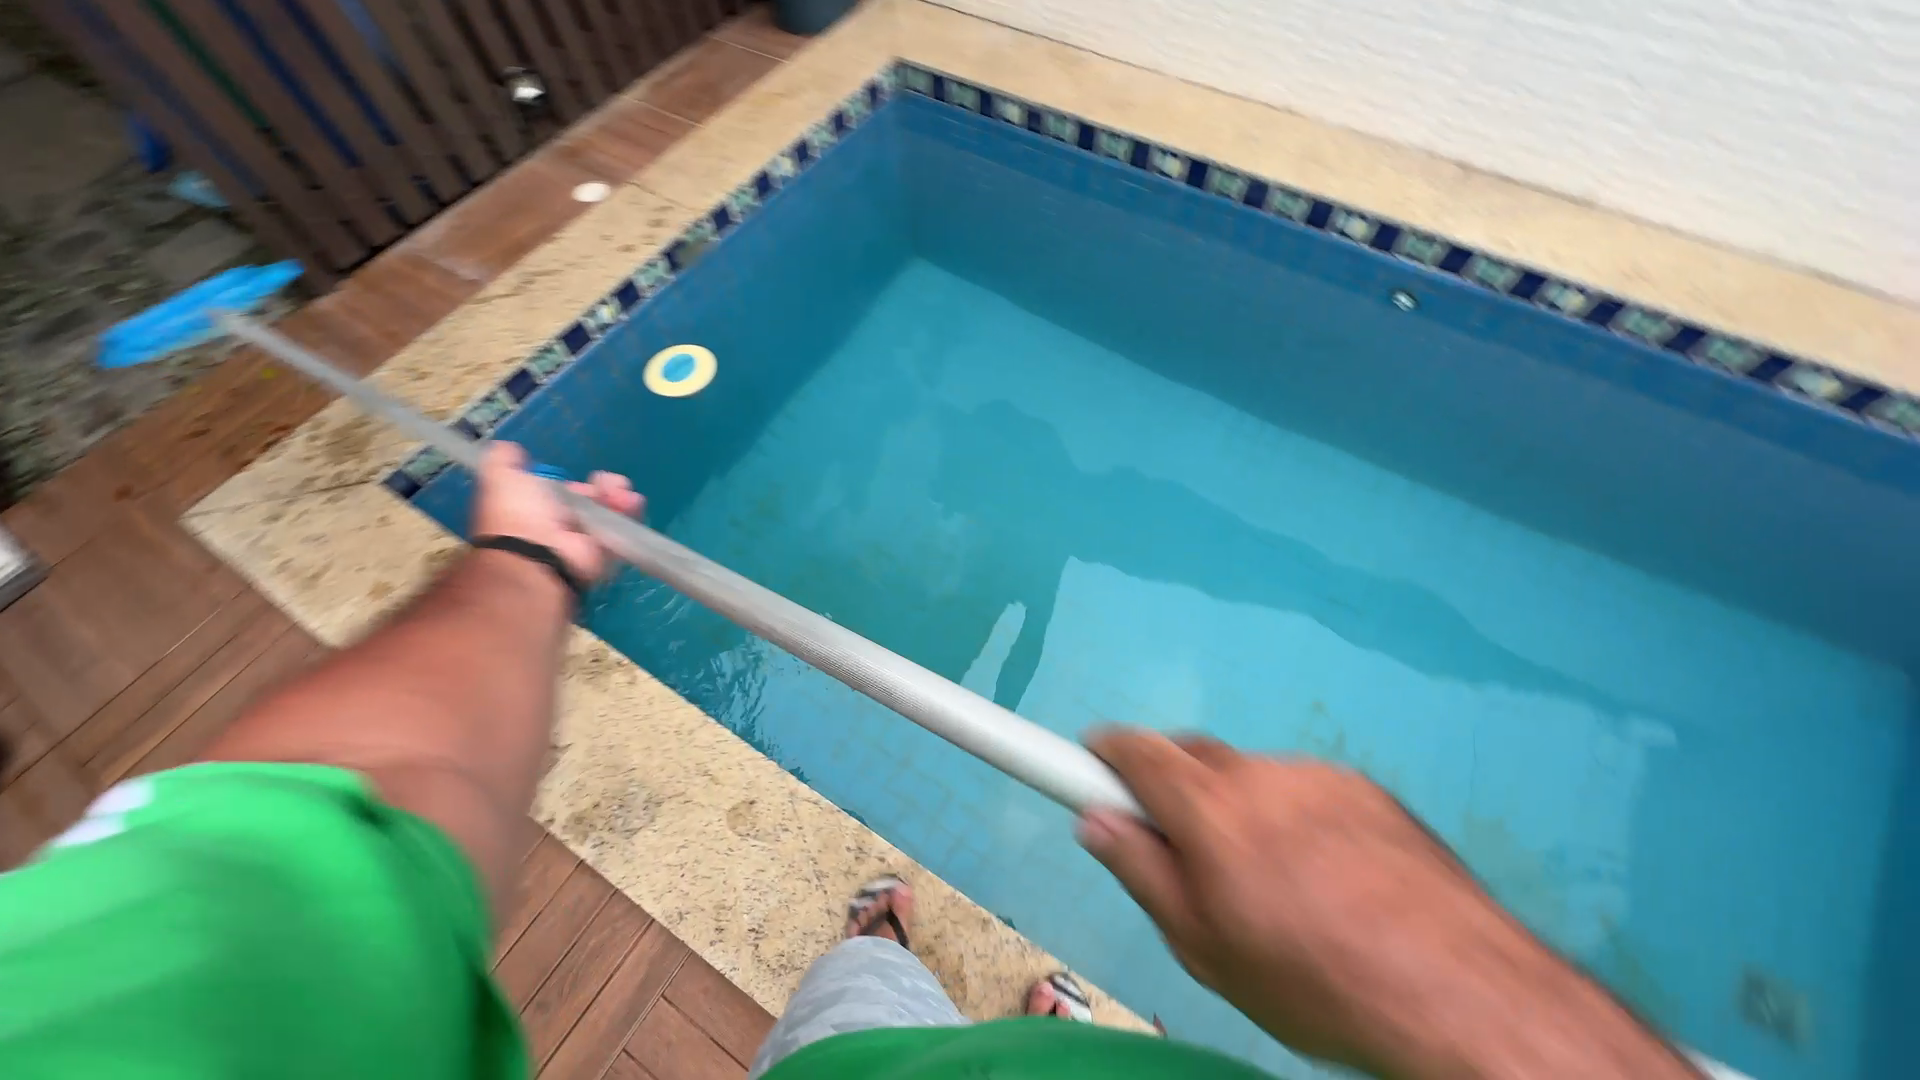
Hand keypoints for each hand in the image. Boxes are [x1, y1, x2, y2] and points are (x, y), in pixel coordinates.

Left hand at [469, 442, 643, 582]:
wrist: (540, 553)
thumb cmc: (520, 514)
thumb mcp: (503, 478)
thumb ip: (504, 462)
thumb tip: (509, 447)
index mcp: (538, 509)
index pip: (563, 493)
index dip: (574, 483)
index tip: (582, 475)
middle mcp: (562, 526)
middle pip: (591, 502)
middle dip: (603, 488)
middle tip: (608, 482)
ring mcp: (585, 541)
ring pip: (610, 513)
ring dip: (618, 497)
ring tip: (622, 492)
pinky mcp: (606, 552)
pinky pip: (624, 530)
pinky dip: (631, 514)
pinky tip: (632, 503)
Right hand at [1078, 730, 1698, 1078]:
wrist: (1458, 991)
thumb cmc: (1307, 978)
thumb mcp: (1202, 945)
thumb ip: (1140, 871)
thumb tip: (1094, 820)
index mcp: (1208, 806)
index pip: (1134, 748)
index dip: (1103, 750)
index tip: (1088, 760)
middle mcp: (1258, 772)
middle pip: (1191, 754)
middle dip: (1171, 783)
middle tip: (1180, 843)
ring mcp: (1318, 775)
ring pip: (1250, 775)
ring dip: (1237, 805)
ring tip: (1271, 879)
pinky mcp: (1367, 788)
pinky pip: (1303, 789)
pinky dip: (1290, 815)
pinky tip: (1325, 876)